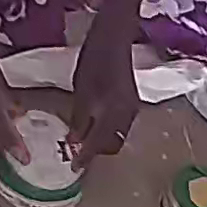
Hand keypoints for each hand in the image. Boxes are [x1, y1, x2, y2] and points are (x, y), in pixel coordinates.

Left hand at [70, 10, 137, 164]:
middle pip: (112, 145)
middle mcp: (126, 117)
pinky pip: (120, 125)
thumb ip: (80, 120)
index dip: (85, 158)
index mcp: (113, 116)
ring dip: (102, 140)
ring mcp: (131, 110)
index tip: (74, 169)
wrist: (115, 37)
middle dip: (96, 151)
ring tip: (85, 137)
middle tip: (78, 151)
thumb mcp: (81, 92)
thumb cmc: (94, 60)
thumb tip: (75, 143)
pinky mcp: (131, 102)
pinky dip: (107, 129)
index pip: (97, 145)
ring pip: (117, 136)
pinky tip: (97, 121)